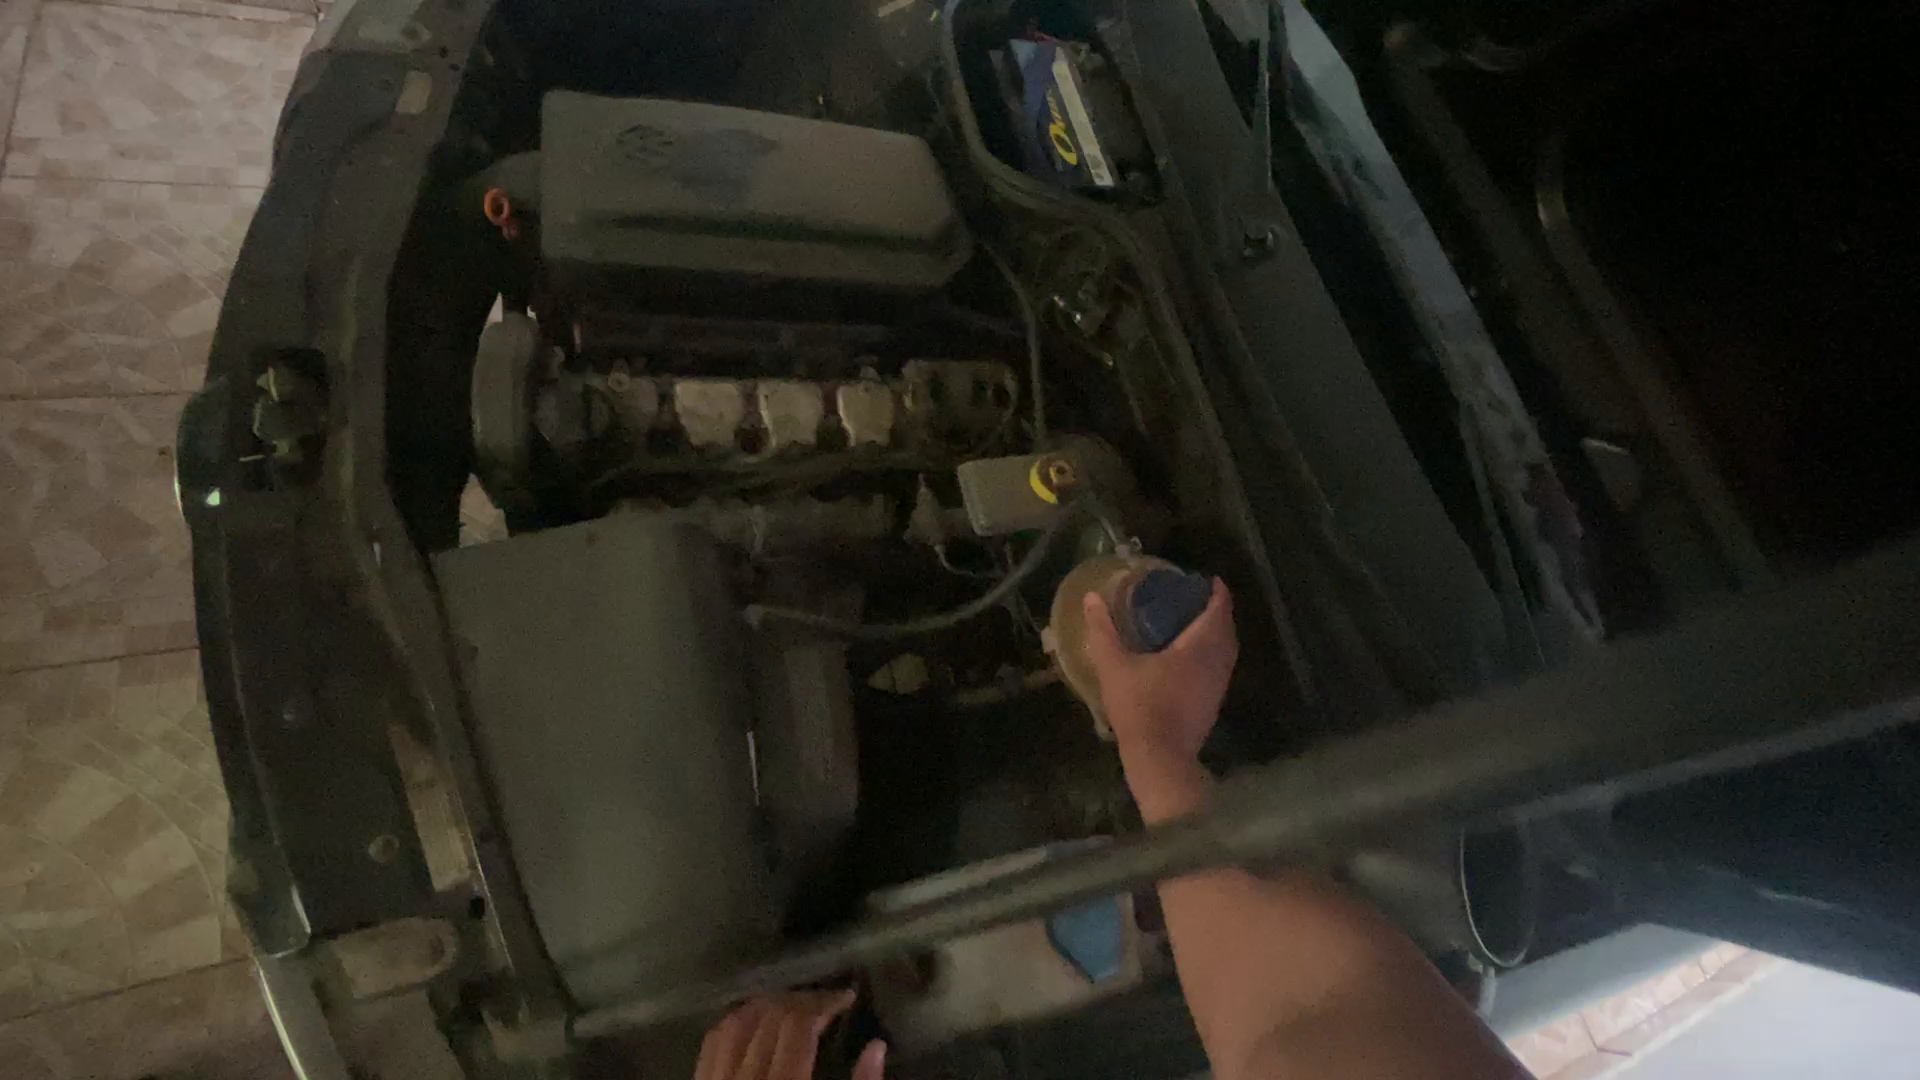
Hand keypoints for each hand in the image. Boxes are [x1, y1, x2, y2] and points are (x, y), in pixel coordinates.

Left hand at [694, 992, 885, 1079]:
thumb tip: (876, 1048)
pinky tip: (755, 1026)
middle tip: (827, 1004)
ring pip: (737, 1022)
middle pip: (770, 1016)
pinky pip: (713, 1043)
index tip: (848, 999)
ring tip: (794, 1008)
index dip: (825, 1002)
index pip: (798, 1024)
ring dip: (768, 1004)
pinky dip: (736, 1022)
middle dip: (802, 999)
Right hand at [1082, 579, 1236, 820]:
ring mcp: (1218, 684)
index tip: (1208, 580)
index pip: (1218, 611)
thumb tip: (1092, 598)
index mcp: (1199, 647)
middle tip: (1196, 598)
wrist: (1160, 757)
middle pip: (1227, 628)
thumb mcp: (1114, 665)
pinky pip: (1220, 666)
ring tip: (1194, 623)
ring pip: (1226, 649)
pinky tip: (1190, 656)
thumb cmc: (1139, 706)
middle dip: (1217, 611)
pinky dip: (1212, 652)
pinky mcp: (1213, 701)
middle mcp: (1216, 662)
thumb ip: (1103, 630)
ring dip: (1216, 633)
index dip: (1217, 592)